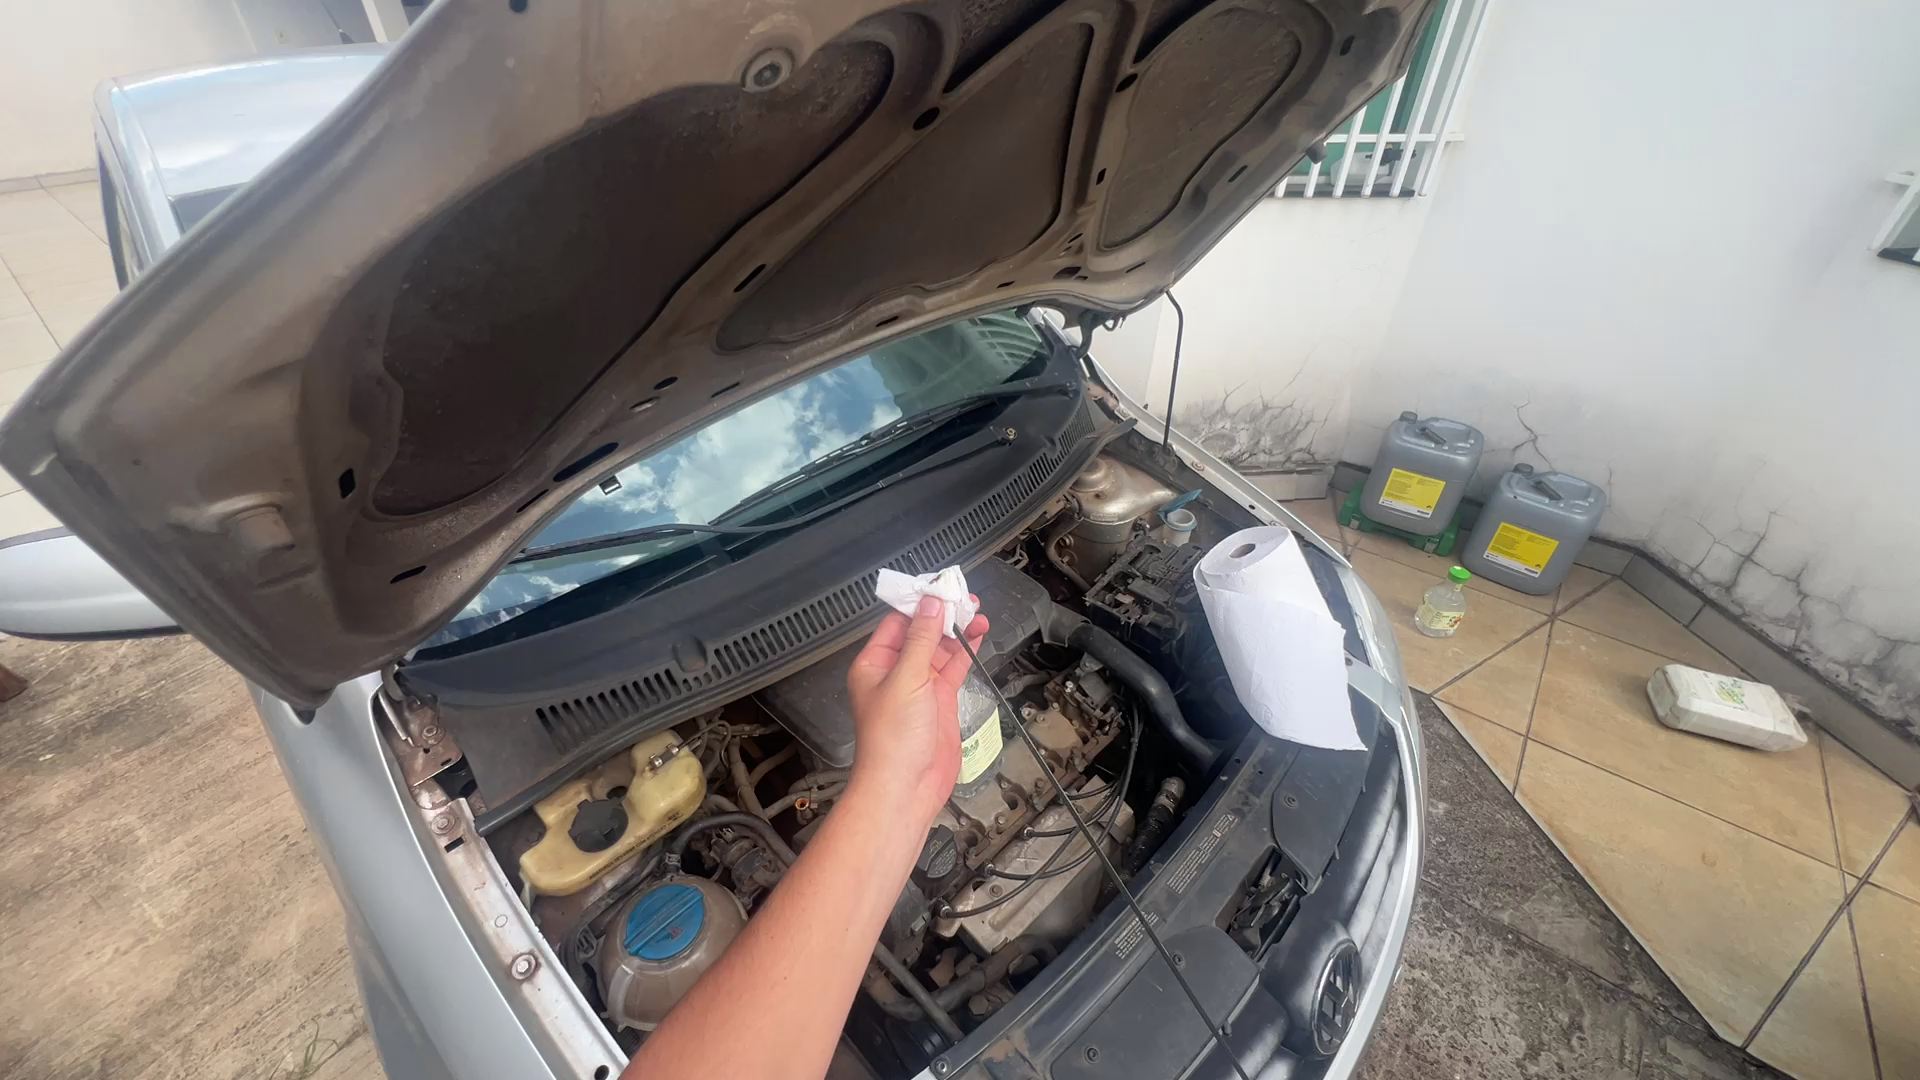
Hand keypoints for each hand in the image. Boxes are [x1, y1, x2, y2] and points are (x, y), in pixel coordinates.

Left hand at [846, 594, 989, 827]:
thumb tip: (930, 604)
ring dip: (957, 630)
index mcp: (875, 663)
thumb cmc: (892, 739)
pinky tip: (977, 635)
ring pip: (940, 647)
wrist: (906, 787)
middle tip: (964, 597)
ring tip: (977, 613)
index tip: (940, 586)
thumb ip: (921, 639)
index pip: (897, 622)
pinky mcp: (939, 700)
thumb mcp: (906, 679)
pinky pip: (953, 667)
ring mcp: (919, 686)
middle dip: (942, 614)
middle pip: (921, 632)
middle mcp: (895, 671)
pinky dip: (966, 650)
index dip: (919, 603)